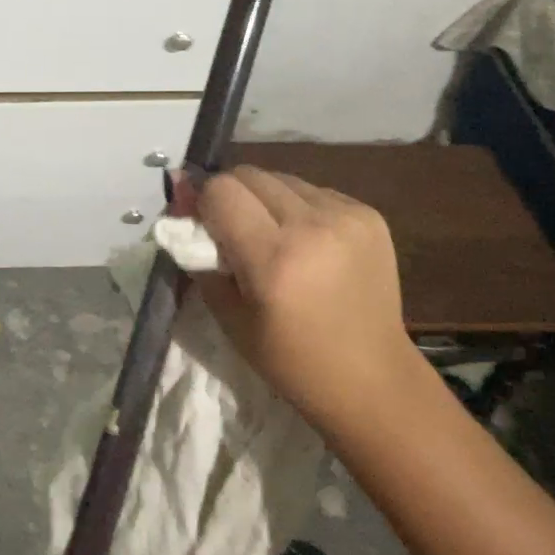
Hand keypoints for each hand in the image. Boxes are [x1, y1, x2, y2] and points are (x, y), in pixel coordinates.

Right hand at [192, 166, 419, 428]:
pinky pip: (314, 191)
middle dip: (232, 196)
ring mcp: (346, 217)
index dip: (205, 203)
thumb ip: (200, 254)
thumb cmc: (291, 360)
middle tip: (237, 232)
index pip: (221, 189)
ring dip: (267, 199)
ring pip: (281, 178)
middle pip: (249, 174)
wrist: (373, 379)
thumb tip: (180, 199)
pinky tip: (310, 243)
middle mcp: (312, 227)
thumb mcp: (229, 316)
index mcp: (274, 258)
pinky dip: (300, 208)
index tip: (205, 225)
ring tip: (277, 238)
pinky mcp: (369, 215)